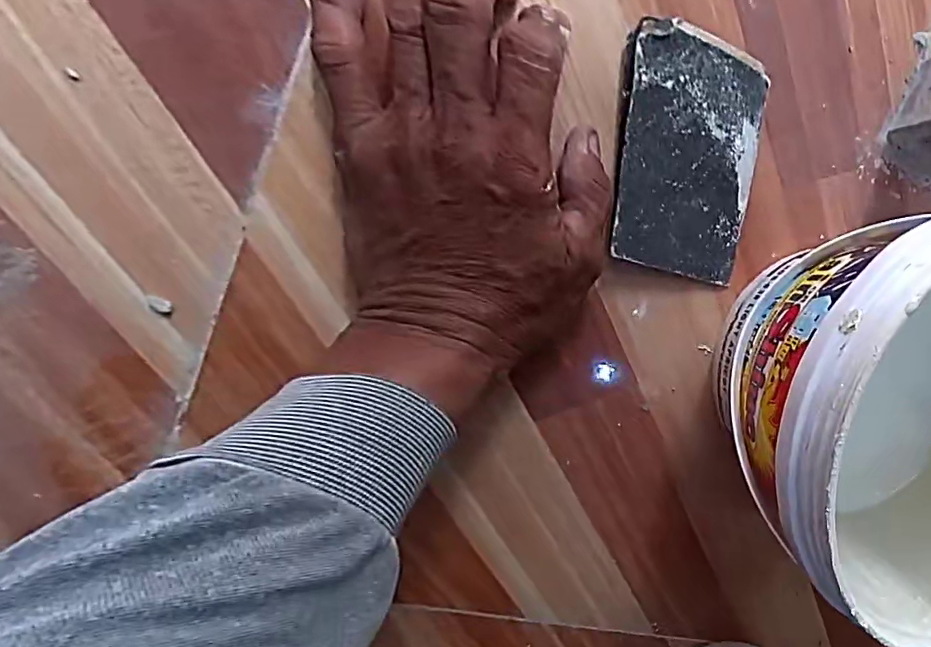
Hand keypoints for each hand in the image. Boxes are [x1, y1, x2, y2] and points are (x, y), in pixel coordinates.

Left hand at [309, 0, 610, 416]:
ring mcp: (402, 131)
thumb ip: (589, 195)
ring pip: (404, 27)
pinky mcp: (361, 144)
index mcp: (517, 159)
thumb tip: (582, 135)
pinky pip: (341, 62)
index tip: (549, 21)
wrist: (439, 330)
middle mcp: (457, 130)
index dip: (542, 28)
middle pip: (461, 23)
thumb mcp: (581, 261)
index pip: (529, 62)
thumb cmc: (518, 301)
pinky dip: (340, 14)